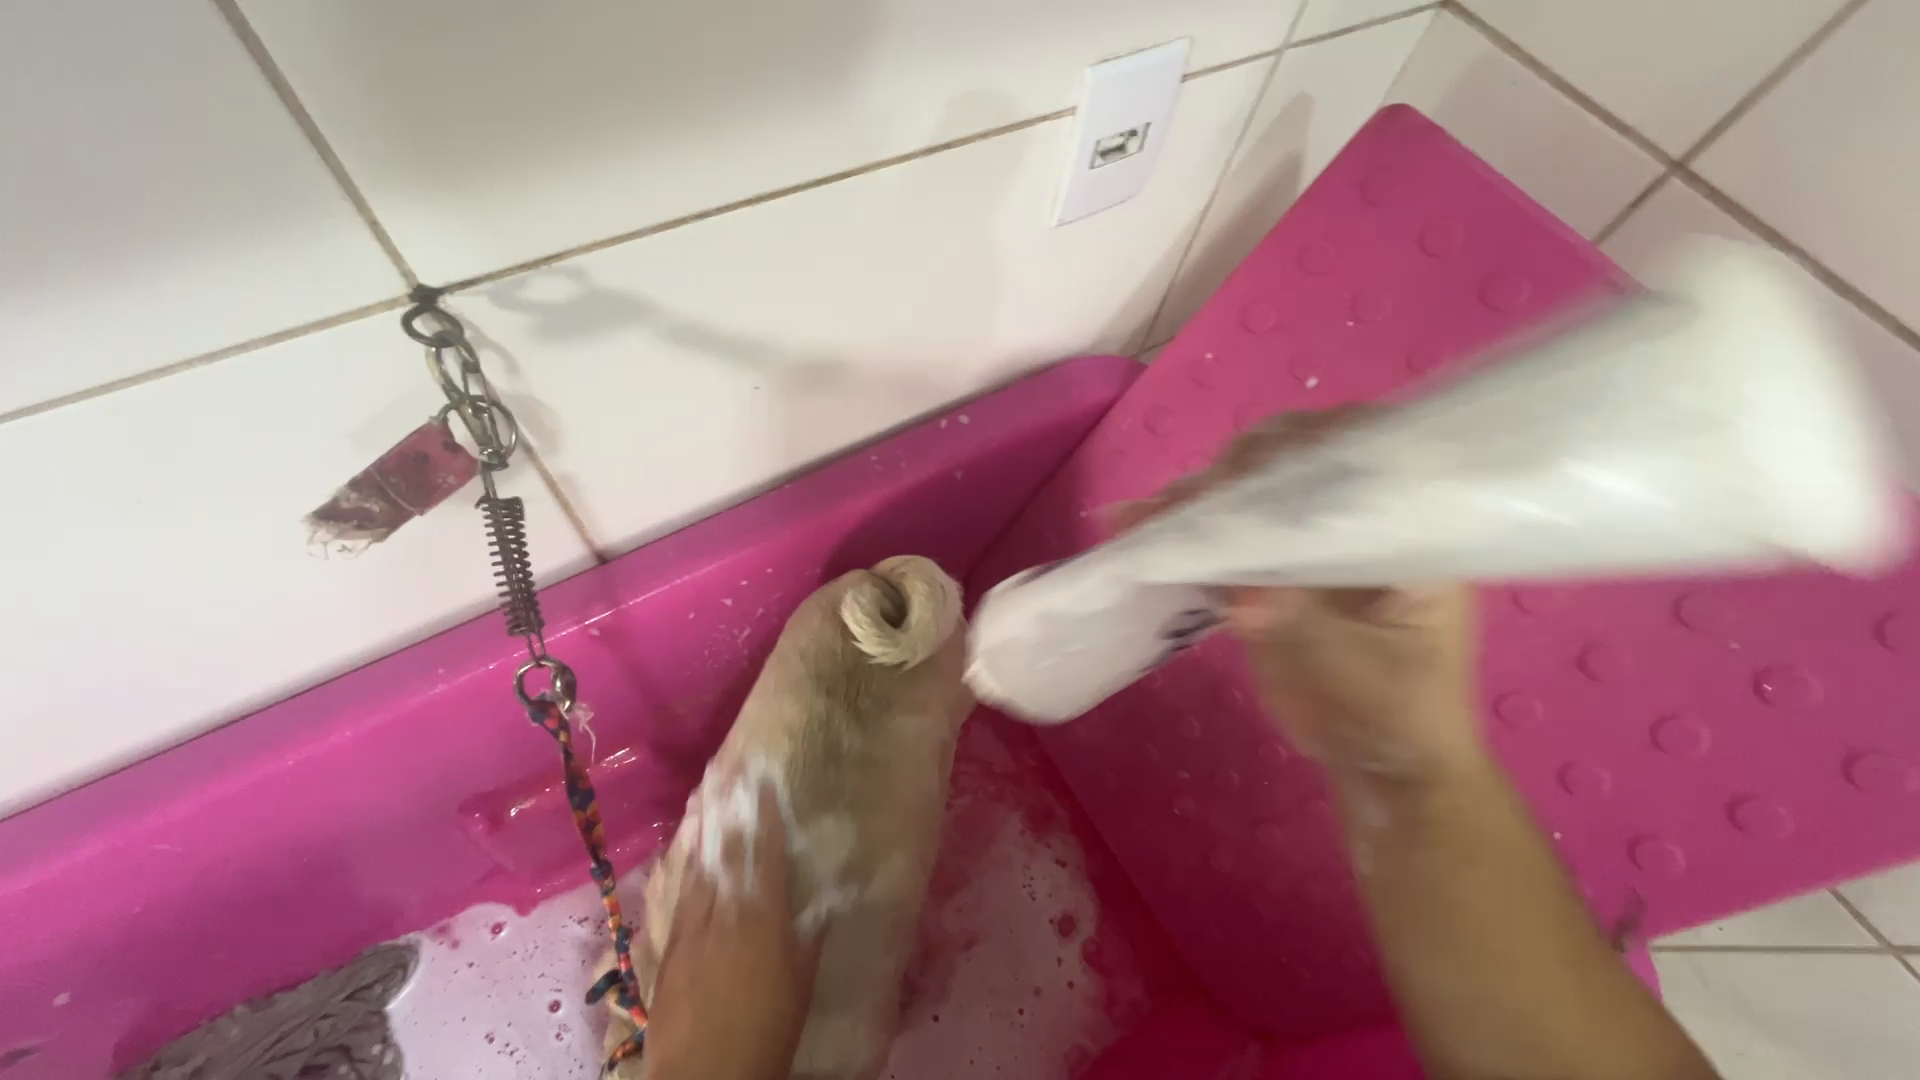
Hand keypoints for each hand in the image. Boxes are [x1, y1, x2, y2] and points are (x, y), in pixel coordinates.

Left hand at [641, 783, 822, 1079]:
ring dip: (700, 824)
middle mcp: (725, 911)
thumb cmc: (769, 1027)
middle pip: (724, 848)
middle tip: (724, 768)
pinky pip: (676, 891)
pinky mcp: (669, 944)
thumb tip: (829, 893)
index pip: (764, 852)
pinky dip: (679, 861)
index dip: (763, 812)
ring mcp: (692, 926)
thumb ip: (812, 931)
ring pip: (696, 863)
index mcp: (764, 917)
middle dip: (726, 806)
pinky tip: (679, 843)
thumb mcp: (802, 979)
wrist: (706, 1073)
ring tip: (702, 790)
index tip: (762, 779)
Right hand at [1117, 409, 1483, 787]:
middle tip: (1183, 505)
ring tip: (1139, 515)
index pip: (1357, 462)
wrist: (1374, 758)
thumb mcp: (1357, 678)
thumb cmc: (1391, 716)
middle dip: (1233, 475)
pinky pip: (1222, 536)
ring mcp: (1305, 539)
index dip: (1299, 456)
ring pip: (1247, 496)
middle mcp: (1354, 520)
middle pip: (1292, 466)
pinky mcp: (1266, 565)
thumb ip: (1305, 627)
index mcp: (1404, 531)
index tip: (1244, 477)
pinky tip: (1134, 527)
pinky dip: (1180, 532)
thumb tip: (1245, 594)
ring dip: (1194, 501)